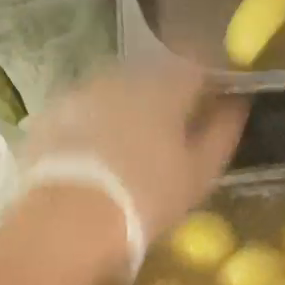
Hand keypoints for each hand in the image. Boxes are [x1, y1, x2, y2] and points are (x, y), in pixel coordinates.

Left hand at [16, 57, 247, 248]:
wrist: (67, 222)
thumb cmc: (144, 200)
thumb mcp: (198, 175)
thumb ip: (221, 133)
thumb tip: (235, 106)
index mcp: (167, 82)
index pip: (197, 61)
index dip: (207, 83)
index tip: (211, 107)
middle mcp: (122, 74)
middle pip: (151, 74)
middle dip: (163, 98)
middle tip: (168, 138)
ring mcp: (81, 91)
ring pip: (113, 92)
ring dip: (124, 112)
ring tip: (126, 154)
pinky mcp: (49, 116)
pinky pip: (81, 113)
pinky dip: (91, 128)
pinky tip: (91, 161)